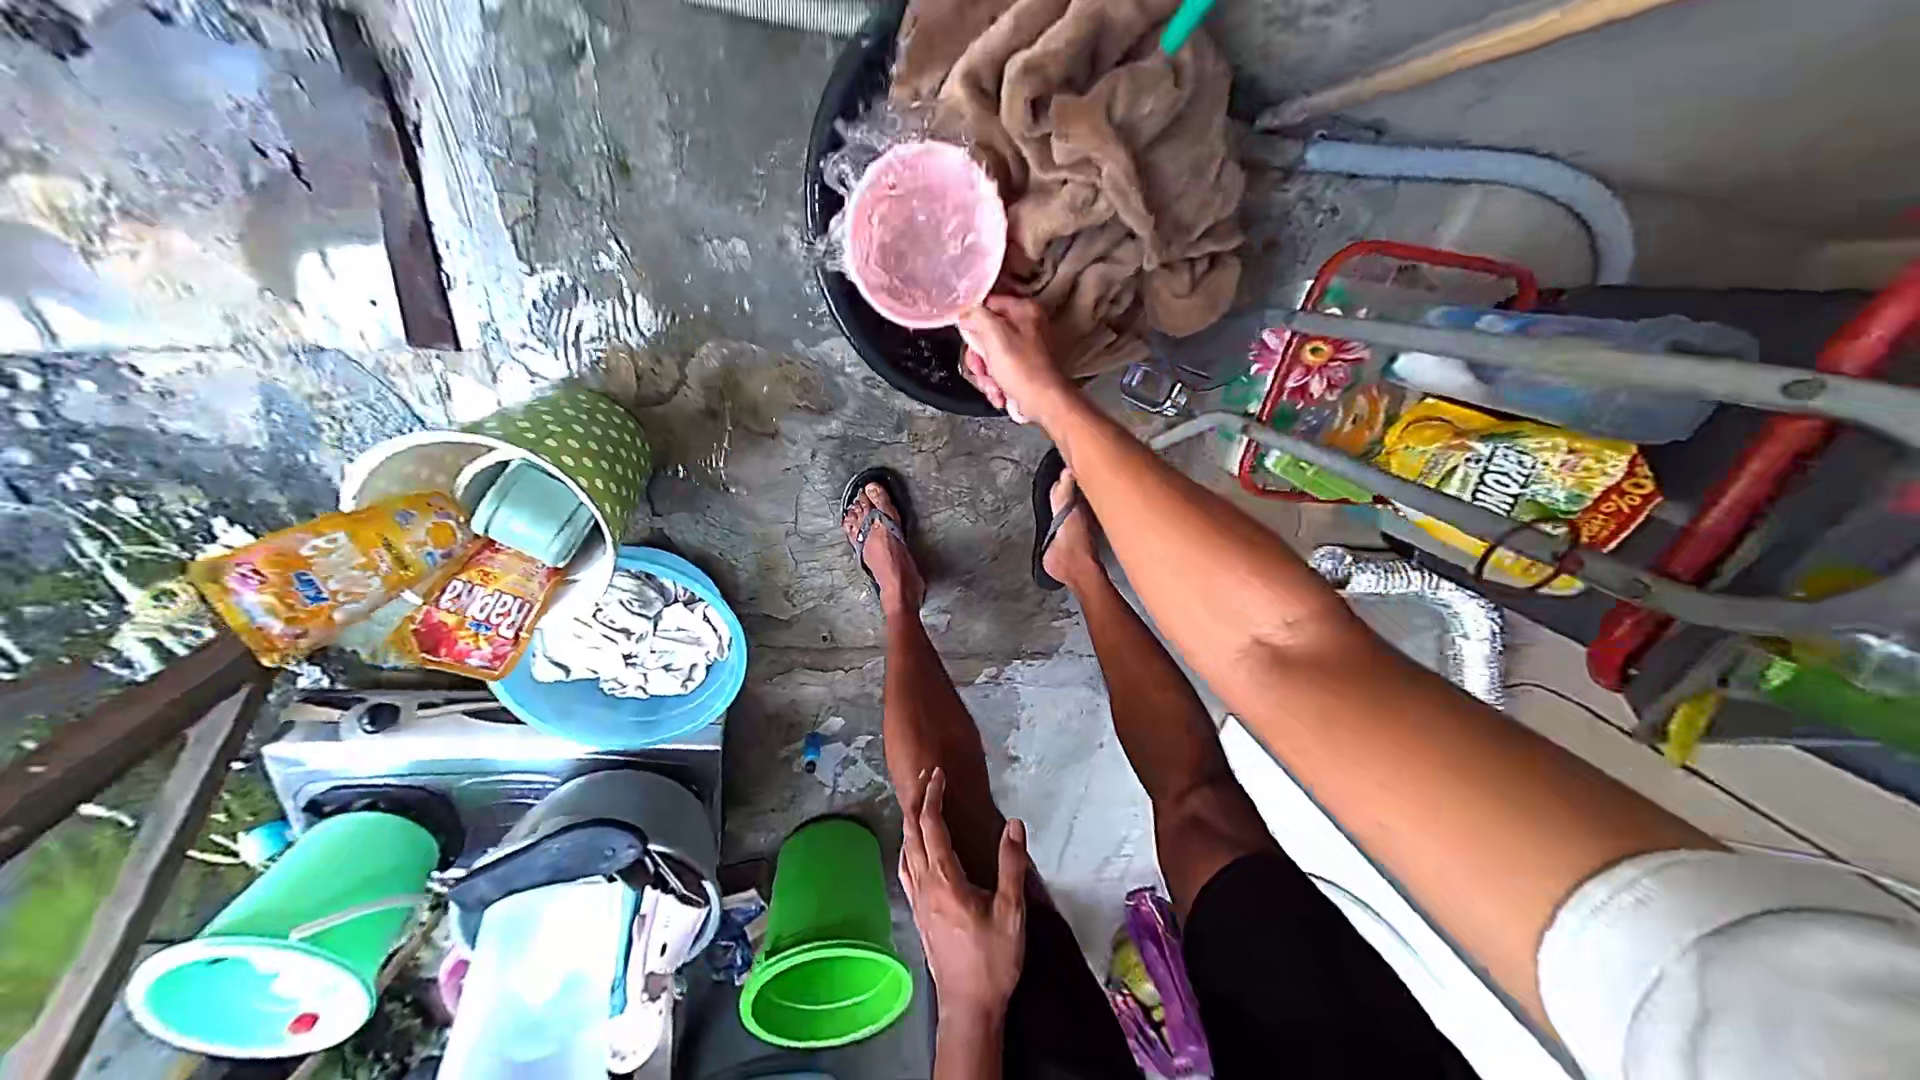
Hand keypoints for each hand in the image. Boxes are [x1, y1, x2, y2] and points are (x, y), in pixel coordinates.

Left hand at [900, 767, 1029, 1022]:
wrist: (968, 1007)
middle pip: (912, 832)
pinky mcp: (917, 913)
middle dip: (917, 800)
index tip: (937, 773)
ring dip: (910, 821)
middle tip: (925, 776)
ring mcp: (917, 900)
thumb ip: (1012, 865)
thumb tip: (1015, 824)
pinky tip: (912, 847)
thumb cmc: (993, 960)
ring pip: (905, 849)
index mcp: (945, 879)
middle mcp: (924, 884)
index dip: (932, 795)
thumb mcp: (1012, 912)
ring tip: (918, 801)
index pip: (932, 825)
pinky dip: (907, 845)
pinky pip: (905, 868)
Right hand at [956, 296, 1073, 423]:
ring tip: (992, 386)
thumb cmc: (1024, 371)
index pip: (986, 305)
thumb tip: (967, 314)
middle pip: (986, 334)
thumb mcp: (995, 337)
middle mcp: (1027, 325)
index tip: (970, 340)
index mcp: (1023, 310)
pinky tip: (999, 392)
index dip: (973, 324)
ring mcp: (1027, 347)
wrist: (1045, 403)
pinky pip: (1000, 369)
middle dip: (979, 357)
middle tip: (981, 369)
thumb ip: (978, 317)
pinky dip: (996, 383)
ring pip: (991, 355)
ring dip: (986, 374)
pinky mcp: (1025, 367)